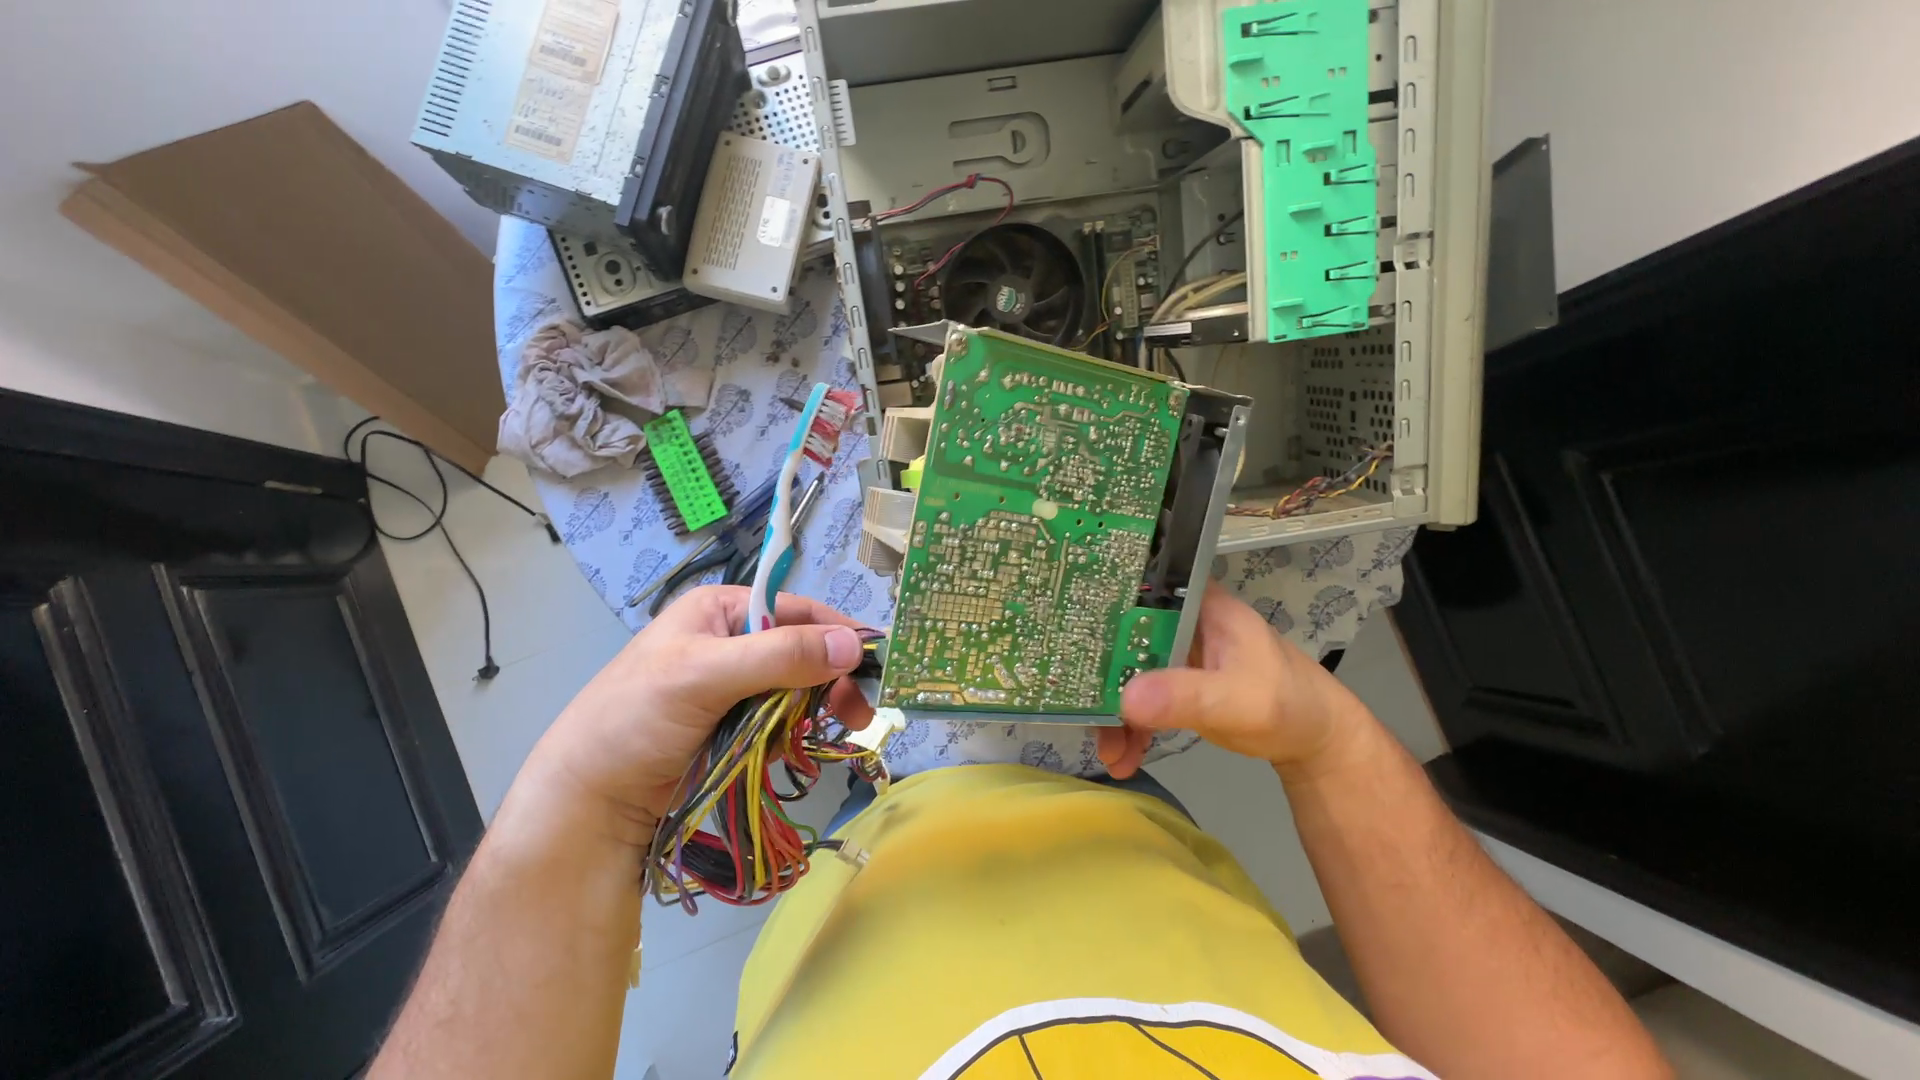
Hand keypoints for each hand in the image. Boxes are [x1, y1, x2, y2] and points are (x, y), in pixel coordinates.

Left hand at [518, 586, 872, 844]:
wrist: (591, 800)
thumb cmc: (636, 719)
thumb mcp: (706, 675)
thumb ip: (780, 656)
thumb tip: (853, 644)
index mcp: (720, 610)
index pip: (796, 610)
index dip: (836, 633)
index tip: (876, 663)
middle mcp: (731, 641)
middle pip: (803, 652)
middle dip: (829, 680)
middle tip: (857, 713)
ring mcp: (732, 687)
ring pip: (797, 691)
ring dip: (812, 712)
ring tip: (829, 733)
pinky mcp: (734, 726)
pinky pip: (781, 723)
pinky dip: (790, 736)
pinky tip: (782, 750)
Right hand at [1097, 582, 1369, 779]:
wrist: (1315, 739)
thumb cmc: (1289, 702)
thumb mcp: (1241, 699)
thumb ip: (1187, 696)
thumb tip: (1125, 699)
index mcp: (1193, 603)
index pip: (1133, 587)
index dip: (1094, 602)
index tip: (1057, 628)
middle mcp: (1176, 621)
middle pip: (1118, 635)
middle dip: (1095, 675)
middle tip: (1075, 710)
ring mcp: (1172, 655)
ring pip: (1123, 673)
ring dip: (1111, 713)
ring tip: (1108, 755)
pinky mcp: (1172, 686)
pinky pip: (1137, 702)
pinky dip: (1127, 730)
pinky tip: (1122, 760)